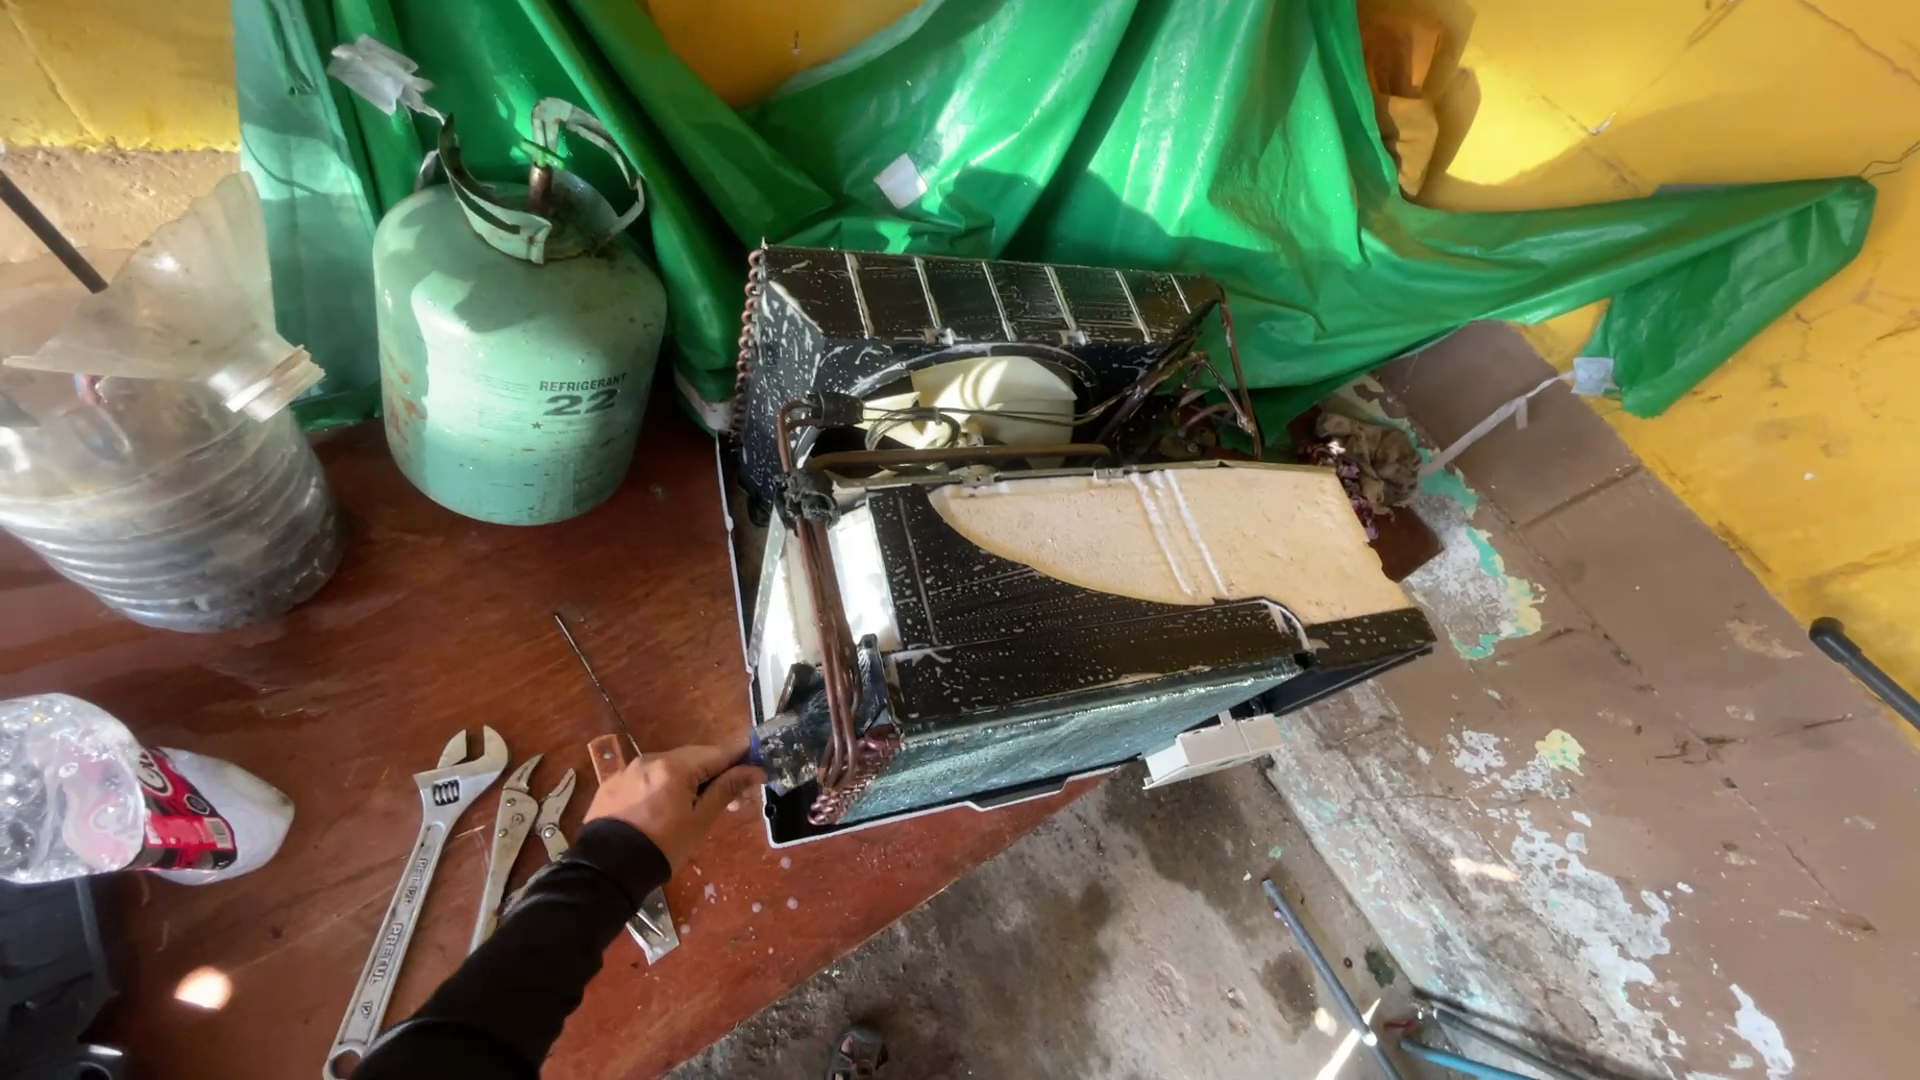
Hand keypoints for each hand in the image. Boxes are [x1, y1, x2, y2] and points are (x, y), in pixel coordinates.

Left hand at [584, 738, 765, 869]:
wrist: (606, 873)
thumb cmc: (663, 846)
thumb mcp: (700, 820)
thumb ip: (727, 789)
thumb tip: (755, 770)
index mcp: (675, 766)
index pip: (719, 753)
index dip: (741, 759)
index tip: (758, 768)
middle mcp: (651, 759)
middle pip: (695, 757)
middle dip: (716, 772)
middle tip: (732, 796)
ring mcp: (629, 770)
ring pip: (670, 766)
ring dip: (689, 778)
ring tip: (698, 805)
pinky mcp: (613, 784)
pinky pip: (648, 777)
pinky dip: (663, 785)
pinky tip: (666, 807)